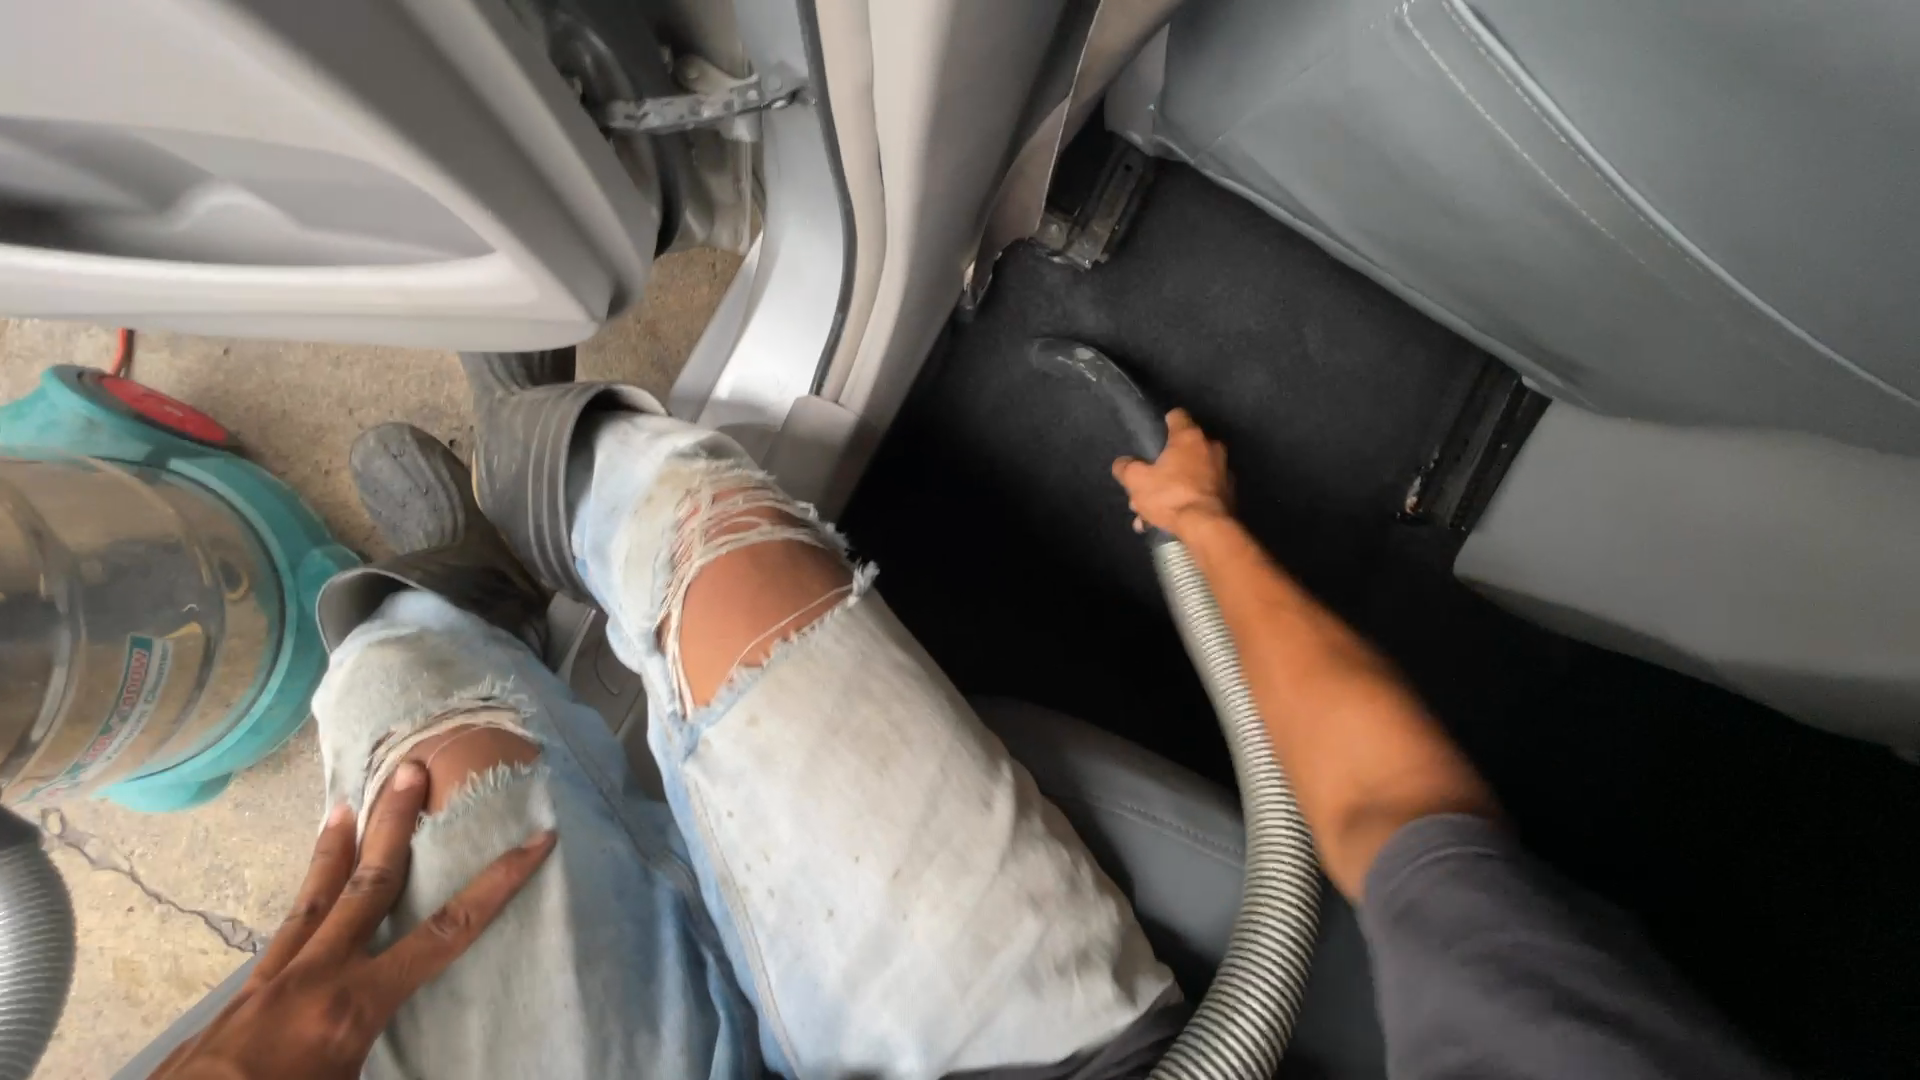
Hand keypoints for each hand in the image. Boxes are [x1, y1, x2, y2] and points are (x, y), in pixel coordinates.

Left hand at [152, 762, 555, 1079]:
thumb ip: (392, 1058)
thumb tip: (449, 1069)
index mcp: (354, 1005)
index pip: (447, 930)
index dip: (499, 882)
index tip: (537, 841)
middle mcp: (315, 978)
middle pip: (367, 884)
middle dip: (394, 824)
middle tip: (409, 770)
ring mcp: (266, 985)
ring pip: (311, 902)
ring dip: (334, 850)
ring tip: (344, 805)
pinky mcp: (232, 1004)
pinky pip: (279, 939)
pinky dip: (299, 908)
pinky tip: (305, 903)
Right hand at [1111, 408, 1234, 537]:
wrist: (1207, 527)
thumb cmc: (1170, 495)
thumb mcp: (1136, 481)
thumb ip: (1126, 468)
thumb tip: (1122, 463)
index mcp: (1189, 437)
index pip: (1177, 416)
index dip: (1164, 422)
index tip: (1155, 435)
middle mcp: (1211, 448)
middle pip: (1183, 450)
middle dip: (1164, 466)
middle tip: (1147, 485)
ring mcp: (1223, 471)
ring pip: (1191, 475)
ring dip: (1173, 488)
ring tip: (1153, 512)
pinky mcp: (1229, 494)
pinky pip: (1201, 492)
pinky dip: (1187, 501)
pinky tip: (1171, 520)